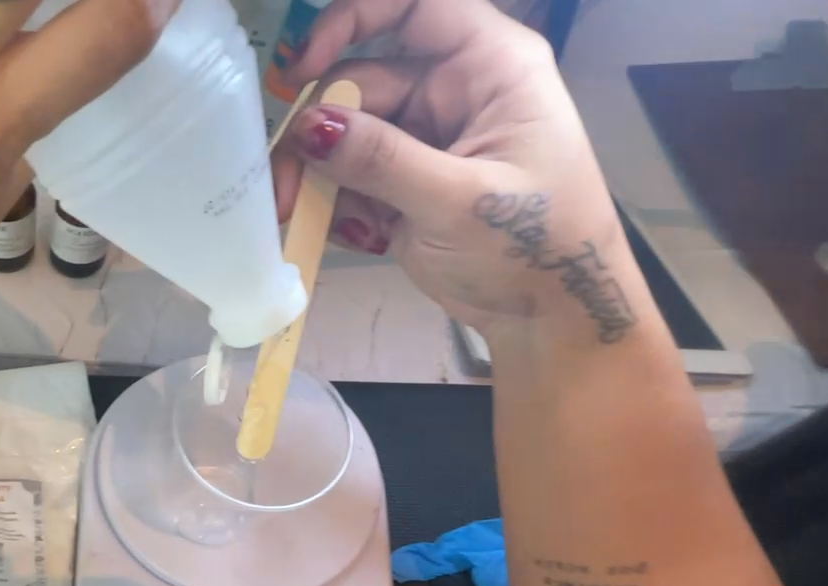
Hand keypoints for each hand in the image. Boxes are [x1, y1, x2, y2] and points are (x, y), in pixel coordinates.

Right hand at [272, 0, 639, 342]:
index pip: (417, 5)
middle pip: (359, 84)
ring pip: (343, 138)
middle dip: (315, 133)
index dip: (354, 18)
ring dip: (313, 176)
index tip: (302, 68)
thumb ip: (381, 160)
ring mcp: (420, 143)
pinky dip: (332, 205)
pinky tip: (342, 234)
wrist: (544, 312)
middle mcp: (449, 93)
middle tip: (283, 190)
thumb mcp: (458, 200)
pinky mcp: (398, 186)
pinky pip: (346, 180)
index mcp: (487, 67)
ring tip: (296, 218)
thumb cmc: (531, 244)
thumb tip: (307, 127)